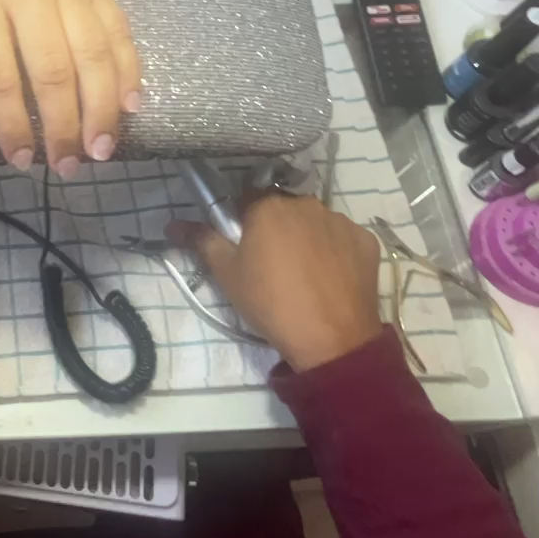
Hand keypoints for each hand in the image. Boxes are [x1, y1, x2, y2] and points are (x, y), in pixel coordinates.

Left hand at [0, 0, 140, 176]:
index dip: (10, 120)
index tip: (20, 159)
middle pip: (52, 68)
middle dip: (63, 123)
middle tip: (67, 166)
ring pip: (93, 53)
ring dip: (102, 106)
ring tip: (101, 150)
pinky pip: (119, 32)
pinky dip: (129, 70)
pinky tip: (131, 108)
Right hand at [169, 194, 383, 371]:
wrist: (331, 339)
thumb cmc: (270, 302)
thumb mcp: (226, 274)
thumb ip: (201, 241)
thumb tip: (171, 223)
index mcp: (269, 206)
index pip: (248, 198)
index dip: (242, 220)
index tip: (241, 243)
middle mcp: (307, 204)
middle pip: (283, 208)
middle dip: (275, 227)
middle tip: (268, 262)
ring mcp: (341, 221)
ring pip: (314, 221)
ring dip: (305, 237)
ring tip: (301, 273)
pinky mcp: (366, 241)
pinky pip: (341, 238)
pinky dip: (333, 251)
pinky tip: (327, 277)